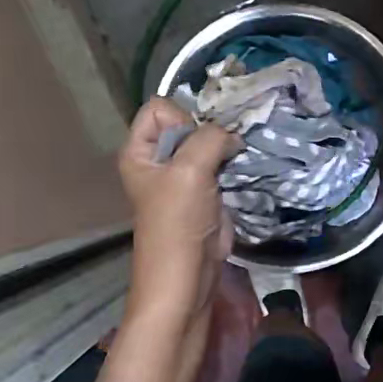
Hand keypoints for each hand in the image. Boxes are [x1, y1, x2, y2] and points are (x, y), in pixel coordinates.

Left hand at [118, 98, 240, 318]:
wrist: (188, 273)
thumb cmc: (177, 221)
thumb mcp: (189, 170)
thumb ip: (210, 137)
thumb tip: (232, 135)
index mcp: (139, 150)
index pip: (159, 108)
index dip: (180, 119)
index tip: (193, 145)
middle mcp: (158, 158)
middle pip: (186, 122)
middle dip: (208, 130)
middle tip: (222, 150)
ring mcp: (183, 175)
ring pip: (206, 142)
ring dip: (224, 146)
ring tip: (237, 156)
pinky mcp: (206, 190)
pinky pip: (220, 162)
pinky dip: (233, 162)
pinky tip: (243, 166)